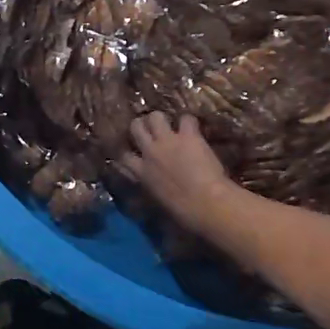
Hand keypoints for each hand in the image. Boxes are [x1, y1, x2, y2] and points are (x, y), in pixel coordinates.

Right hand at [120, 113, 241, 233]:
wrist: (205, 203)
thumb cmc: (182, 211)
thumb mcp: (158, 199)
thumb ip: (151, 185)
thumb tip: (153, 182)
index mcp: (141, 173)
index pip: (124, 156)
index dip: (128, 151)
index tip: (133, 150)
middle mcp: (150, 152)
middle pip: (136, 127)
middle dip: (142, 126)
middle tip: (151, 130)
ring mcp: (168, 141)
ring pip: (155, 116)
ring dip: (161, 119)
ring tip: (169, 124)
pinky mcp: (188, 135)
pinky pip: (186, 119)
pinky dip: (189, 122)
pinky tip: (193, 128)